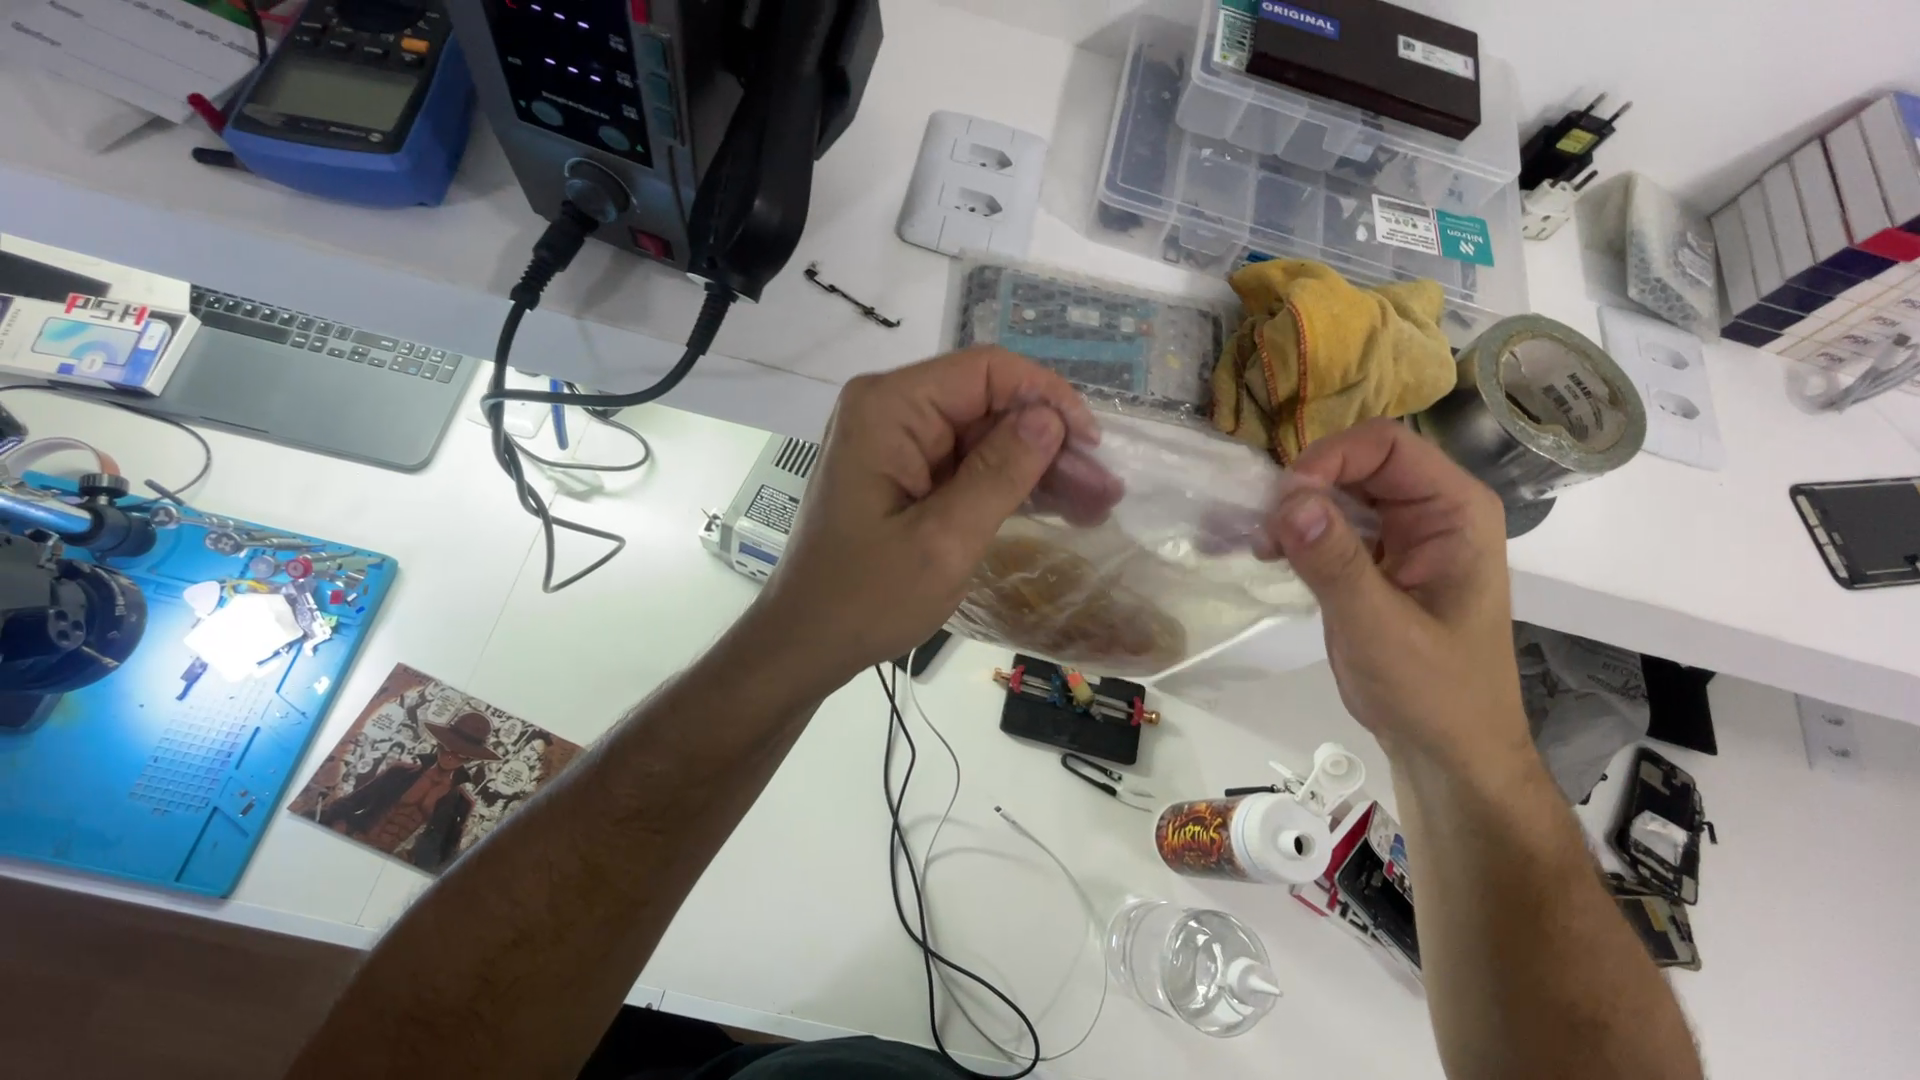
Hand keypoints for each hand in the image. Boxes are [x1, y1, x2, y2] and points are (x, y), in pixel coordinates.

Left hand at [752, 347, 1117, 684]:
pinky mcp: (907, 475)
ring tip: (1097, 505)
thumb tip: (1051, 417)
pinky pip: (970, 466)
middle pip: (990, 404)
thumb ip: (1000, 474)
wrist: (808, 643)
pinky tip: (1060, 508)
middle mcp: (892, 411)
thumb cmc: (866, 598)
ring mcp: (898, 443)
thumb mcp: (944, 540)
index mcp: (890, 408)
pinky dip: (1011, 487)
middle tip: (1105, 491)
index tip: (1092, 444)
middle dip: (1051, 443)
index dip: (1047, 398)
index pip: (986, 370)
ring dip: (1040, 469)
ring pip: (988, 437)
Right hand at [1261, 419, 1527, 768]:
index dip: (1329, 460)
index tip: (1283, 505)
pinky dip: (1296, 533)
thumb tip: (1288, 501)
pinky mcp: (1375, 560)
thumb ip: (1336, 564)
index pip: (1386, 446)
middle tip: (1264, 533)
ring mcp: (1403, 535)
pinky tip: (1270, 556)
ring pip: (1338, 491)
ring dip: (1294, 511)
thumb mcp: (1381, 630)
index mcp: (1455, 511)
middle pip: (1357, 463)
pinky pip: (1331, 524)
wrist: (1446, 749)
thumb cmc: (1433, 693)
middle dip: (1305, 487)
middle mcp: (1431, 511)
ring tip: (1263, 548)